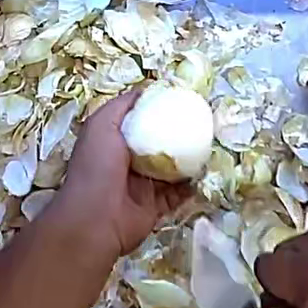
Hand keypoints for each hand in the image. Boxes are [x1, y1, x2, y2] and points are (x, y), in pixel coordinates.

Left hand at [43, 88, 190, 263]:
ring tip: (211, 143)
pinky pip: (179, 192)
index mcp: (113, 137)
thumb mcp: (102, 124)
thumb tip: (147, 89)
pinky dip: (192, 184)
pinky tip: (207, 172)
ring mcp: (143, 182)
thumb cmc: (96, 166)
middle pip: (159, 140)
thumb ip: (122, 105)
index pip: (139, 117)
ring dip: (189, 157)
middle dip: (179, 131)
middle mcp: (128, 158)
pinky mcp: (156, 204)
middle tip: (204, 120)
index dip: (158, 106)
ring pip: (171, 166)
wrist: (96, 218)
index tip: (182, 96)